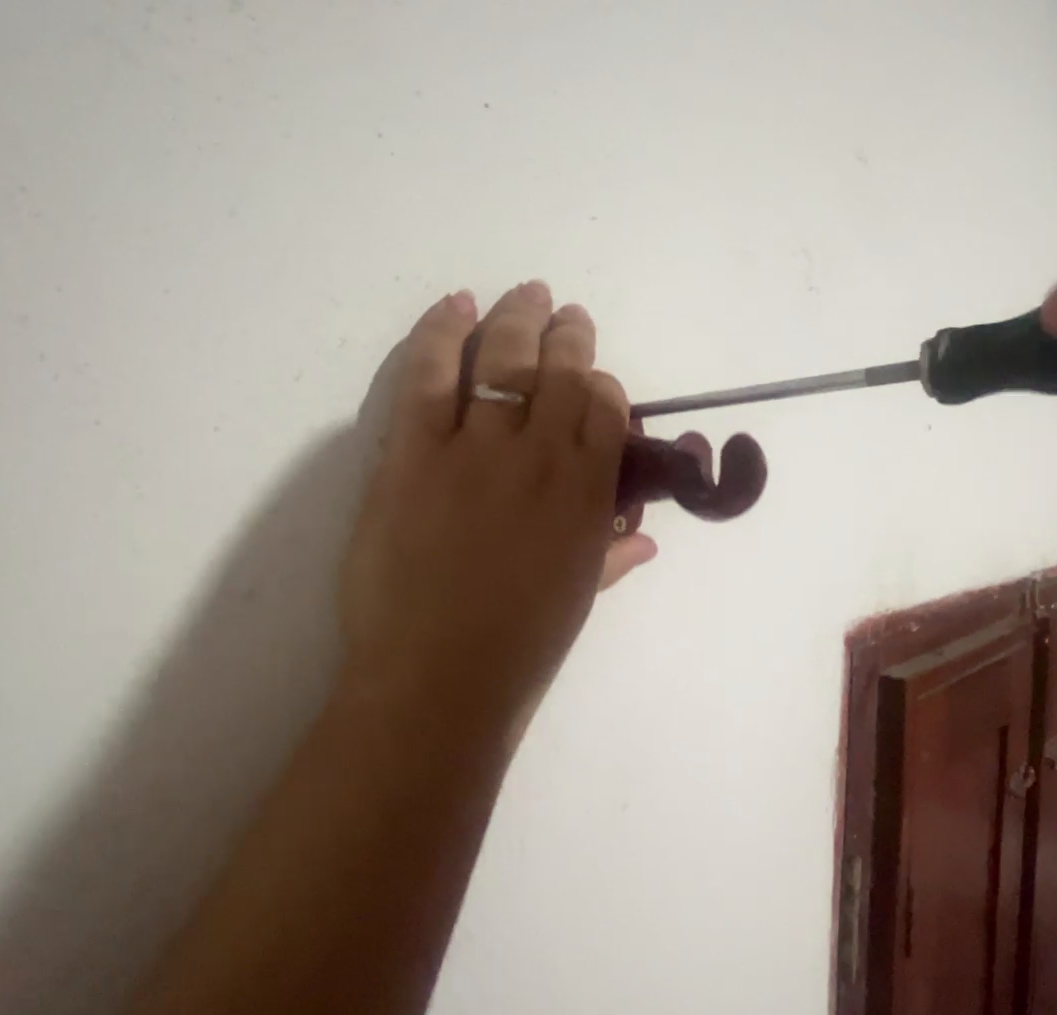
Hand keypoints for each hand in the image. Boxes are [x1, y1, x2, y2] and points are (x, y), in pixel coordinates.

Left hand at [338, 282, 656, 729]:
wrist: (438, 680)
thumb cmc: (519, 650)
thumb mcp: (578, 600)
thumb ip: (610, 556)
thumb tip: (642, 536)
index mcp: (589, 493)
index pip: (606, 407)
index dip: (600, 383)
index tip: (590, 377)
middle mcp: (541, 455)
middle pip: (561, 369)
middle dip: (567, 332)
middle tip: (563, 311)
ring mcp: (476, 448)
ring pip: (503, 359)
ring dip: (517, 317)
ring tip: (524, 293)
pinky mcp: (413, 452)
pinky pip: (429, 374)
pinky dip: (442, 332)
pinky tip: (456, 306)